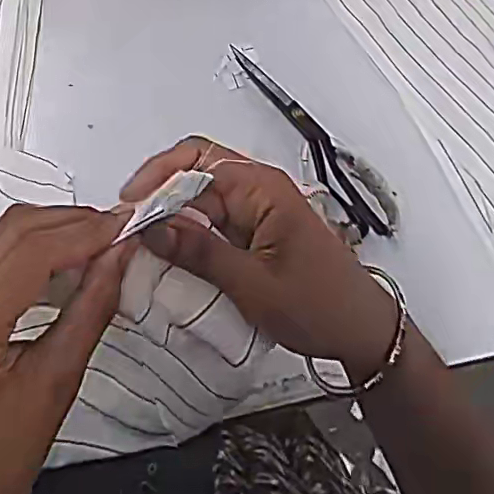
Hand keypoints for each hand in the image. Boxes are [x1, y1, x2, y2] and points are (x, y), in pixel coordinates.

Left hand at [0, 205, 135, 493]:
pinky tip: (69, 262)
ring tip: (100, 244)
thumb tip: (118, 254)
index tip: (123, 226)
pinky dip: (38, 248)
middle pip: (11, 232)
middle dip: (71, 222)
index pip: (26, 254)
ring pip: (3, 237)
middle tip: (117, 230)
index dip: (81, 233)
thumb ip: (90, 309)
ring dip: (55, 230)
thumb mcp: (56, 384)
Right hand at [121, 137, 398, 380]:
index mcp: (261, 188)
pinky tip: (169, 253)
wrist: (363, 333)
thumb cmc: (323, 306)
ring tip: (143, 242)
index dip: (157, 180)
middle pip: (192, 172)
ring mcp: (254, 208)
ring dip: (170, 215)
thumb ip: (200, 252)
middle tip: (129, 224)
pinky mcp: (251, 228)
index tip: (130, 209)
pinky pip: (209, 219)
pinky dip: (186, 232)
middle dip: (158, 195)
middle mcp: (257, 188)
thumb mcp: (254, 284)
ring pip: (198, 196)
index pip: (195, 161)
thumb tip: (152, 228)